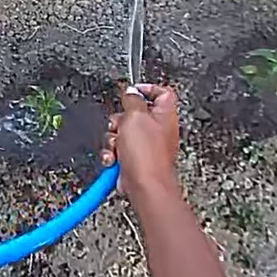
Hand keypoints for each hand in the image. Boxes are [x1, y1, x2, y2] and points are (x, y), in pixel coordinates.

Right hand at [102, 83, 180, 201]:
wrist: (144, 187)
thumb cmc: (147, 155)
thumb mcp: (136, 116)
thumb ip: (132, 99)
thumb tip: (130, 91)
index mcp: (164, 115)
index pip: (161, 93)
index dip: (146, 89)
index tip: (132, 91)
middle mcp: (157, 129)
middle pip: (133, 113)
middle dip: (120, 119)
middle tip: (120, 125)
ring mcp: (145, 145)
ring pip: (121, 132)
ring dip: (113, 139)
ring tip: (118, 147)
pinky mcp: (134, 159)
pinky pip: (116, 150)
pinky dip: (112, 154)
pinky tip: (114, 159)